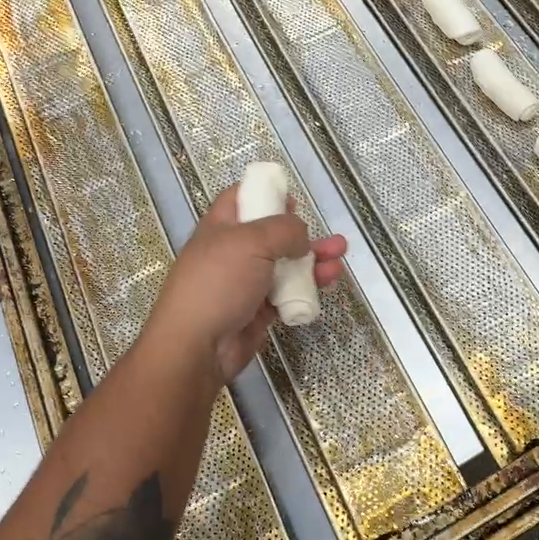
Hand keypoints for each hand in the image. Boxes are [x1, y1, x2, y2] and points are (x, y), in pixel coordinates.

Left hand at [142, 185, 348, 385]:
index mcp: (221, 227)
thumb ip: (284, 230)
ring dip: (314, 259)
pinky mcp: (259, 310)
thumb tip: (301, 239)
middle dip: (302, 232)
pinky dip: (309, 286)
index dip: (265, 192)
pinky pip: (289, 292)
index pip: (241, 198)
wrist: (197, 346)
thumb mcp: (251, 242)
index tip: (291, 198)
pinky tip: (329, 281)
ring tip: (340, 255)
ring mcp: (246, 282)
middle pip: (272, 234)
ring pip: (285, 264)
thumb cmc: (219, 283)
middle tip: (327, 233)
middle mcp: (233, 252)